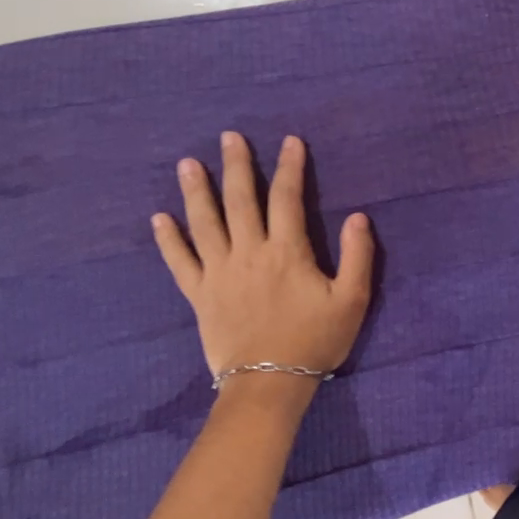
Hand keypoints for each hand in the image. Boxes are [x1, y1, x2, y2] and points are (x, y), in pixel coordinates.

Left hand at [152, 132, 374, 395]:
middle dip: (237, 166)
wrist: (269, 381)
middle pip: (241, 201)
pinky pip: (180, 261)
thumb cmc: (316, 338)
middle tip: (229, 137)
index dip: (290, 167)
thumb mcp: (352, 299)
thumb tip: (358, 216)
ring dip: (197, 191)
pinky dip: (169, 238)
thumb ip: (358, 255)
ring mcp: (219, 273)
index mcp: (287, 252)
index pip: (287, 199)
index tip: (290, 142)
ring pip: (205, 223)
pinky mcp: (200, 295)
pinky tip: (160, 218)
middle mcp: (249, 254)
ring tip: (189, 163)